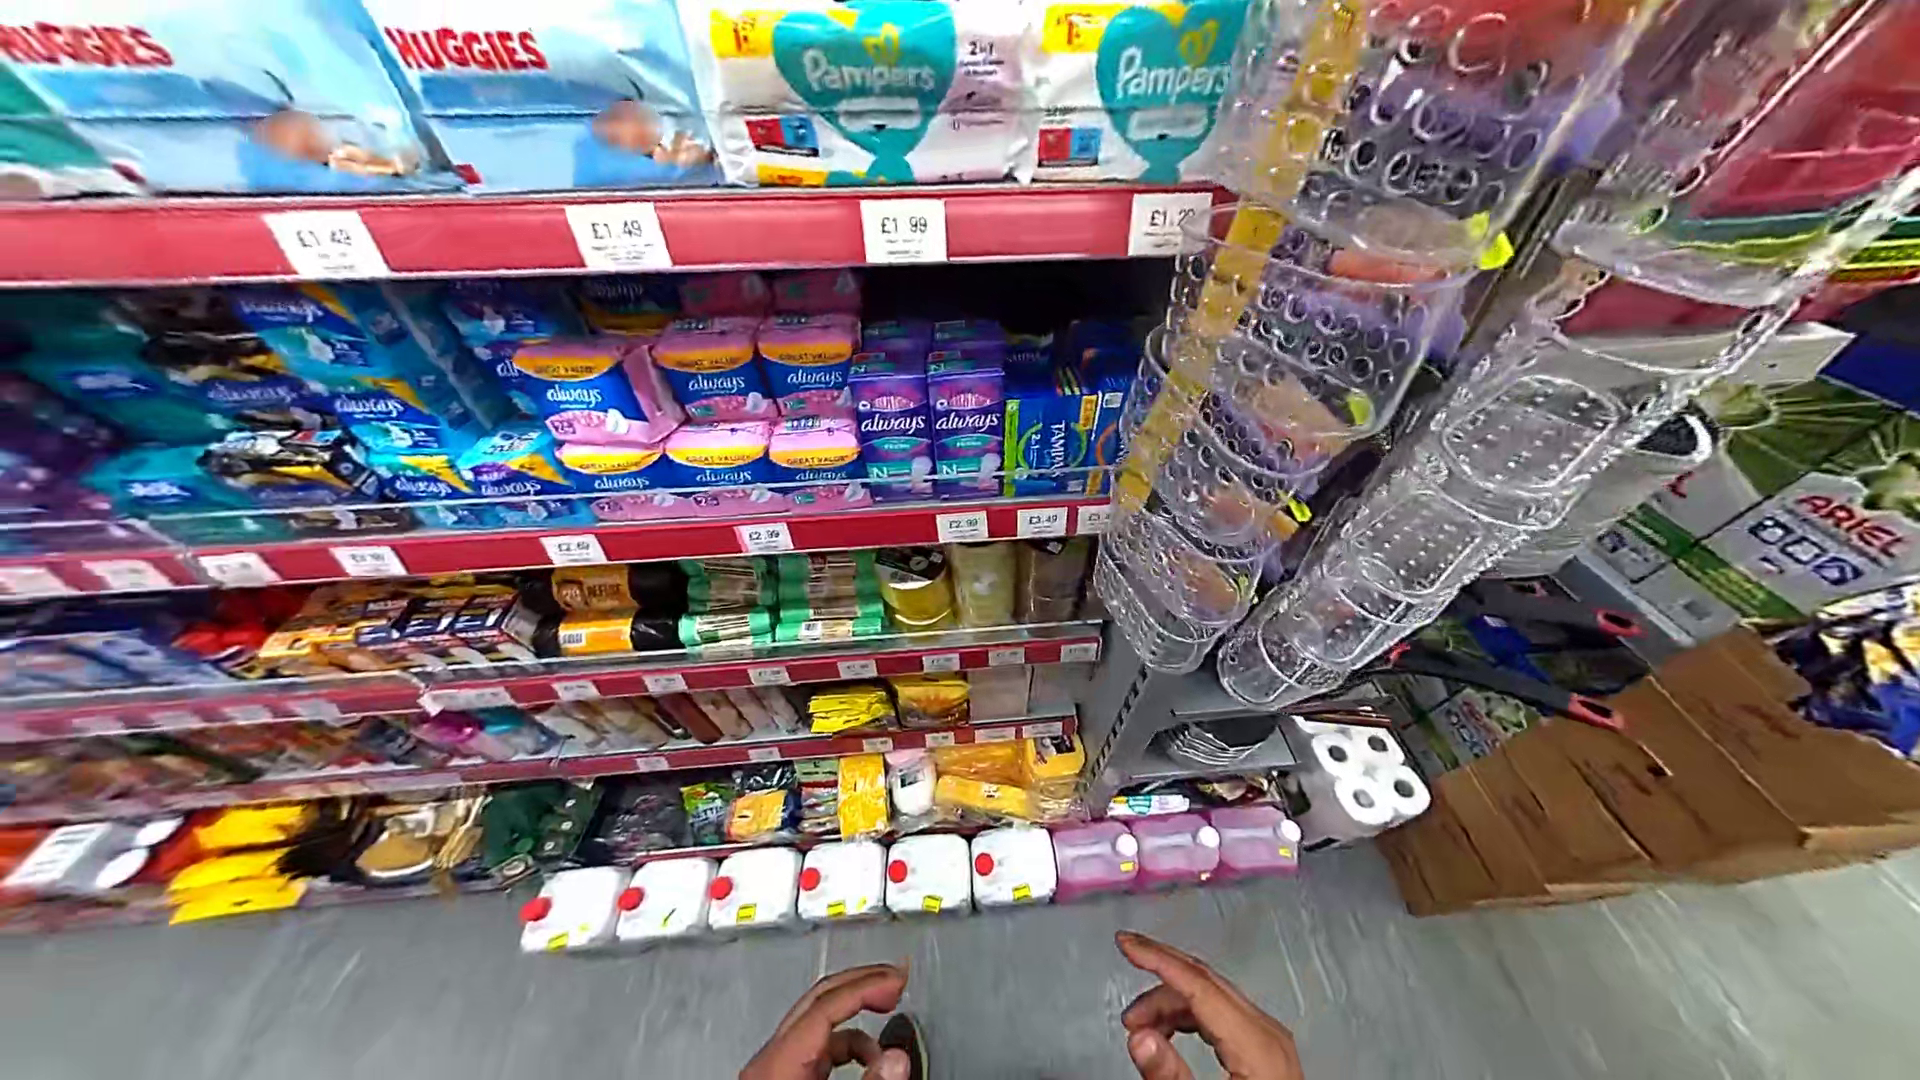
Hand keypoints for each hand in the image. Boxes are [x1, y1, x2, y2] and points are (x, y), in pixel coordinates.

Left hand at [741, 962, 912, 1079]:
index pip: (828, 1001)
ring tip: (888, 1030)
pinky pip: (816, 1047)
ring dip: (857, 1019)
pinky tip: (868, 1057)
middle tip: (897, 977)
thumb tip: (897, 1058)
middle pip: (820, 997)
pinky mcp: (779, 1077)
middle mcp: (769, 1058)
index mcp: (776, 1060)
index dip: (868, 984)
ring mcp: (772, 1067)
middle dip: (863, 983)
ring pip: (819, 1022)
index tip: (899, 977)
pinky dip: (846, 1045)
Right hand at [1117, 932, 1304, 1079]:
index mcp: (1258, 1046)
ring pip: (1209, 995)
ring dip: (1168, 1000)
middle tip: (1125, 954)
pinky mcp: (1265, 1050)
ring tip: (1137, 1024)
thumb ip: (1170, 1079)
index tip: (1125, 944)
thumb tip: (1138, 1037)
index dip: (1157, 959)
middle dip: (1159, 968)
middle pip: (1204, 981)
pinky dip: (1186, 1013)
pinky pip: (1218, 1013)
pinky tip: (1165, 1030)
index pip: (1198, 985)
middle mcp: (1268, 1033)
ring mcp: (1269, 1040)